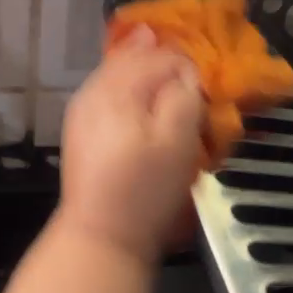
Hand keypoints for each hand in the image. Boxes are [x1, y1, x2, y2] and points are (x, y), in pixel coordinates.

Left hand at [56, 28, 203, 261]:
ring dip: (149, 80)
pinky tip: (147, 117)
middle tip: (195, 82)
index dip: (192, 66)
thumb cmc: (146, 190)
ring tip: (174, 96)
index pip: (163, 55)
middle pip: (136, 58)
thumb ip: (184, 96)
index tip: (211, 85)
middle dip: (167, 66)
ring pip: (121, 76)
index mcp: (118, 87)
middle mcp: (94, 89)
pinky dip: (133, 99)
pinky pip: (112, 98)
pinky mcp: (81, 132)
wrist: (102, 237)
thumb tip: (187, 73)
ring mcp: (82, 110)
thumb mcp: (177, 141)